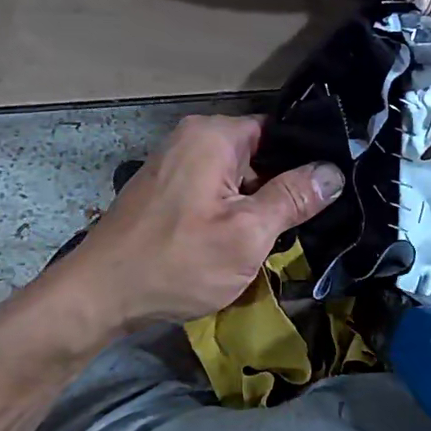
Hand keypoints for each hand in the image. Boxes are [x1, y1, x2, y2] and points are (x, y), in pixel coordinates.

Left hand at [56, 115, 343, 329]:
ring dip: (256, 204)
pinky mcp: (165, 189)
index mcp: (214, 135)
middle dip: (281, 187)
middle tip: (307, 222)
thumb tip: (333, 171)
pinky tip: (240, 242)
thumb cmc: (177, 262)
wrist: (97, 298)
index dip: (306, 161)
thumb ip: (293, 198)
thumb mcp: (248, 233)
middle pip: (258, 154)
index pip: (279, 132)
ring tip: (278, 236)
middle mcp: (192, 138)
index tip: (329, 191)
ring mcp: (174, 163)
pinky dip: (230, 211)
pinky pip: (213, 189)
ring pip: (237, 176)